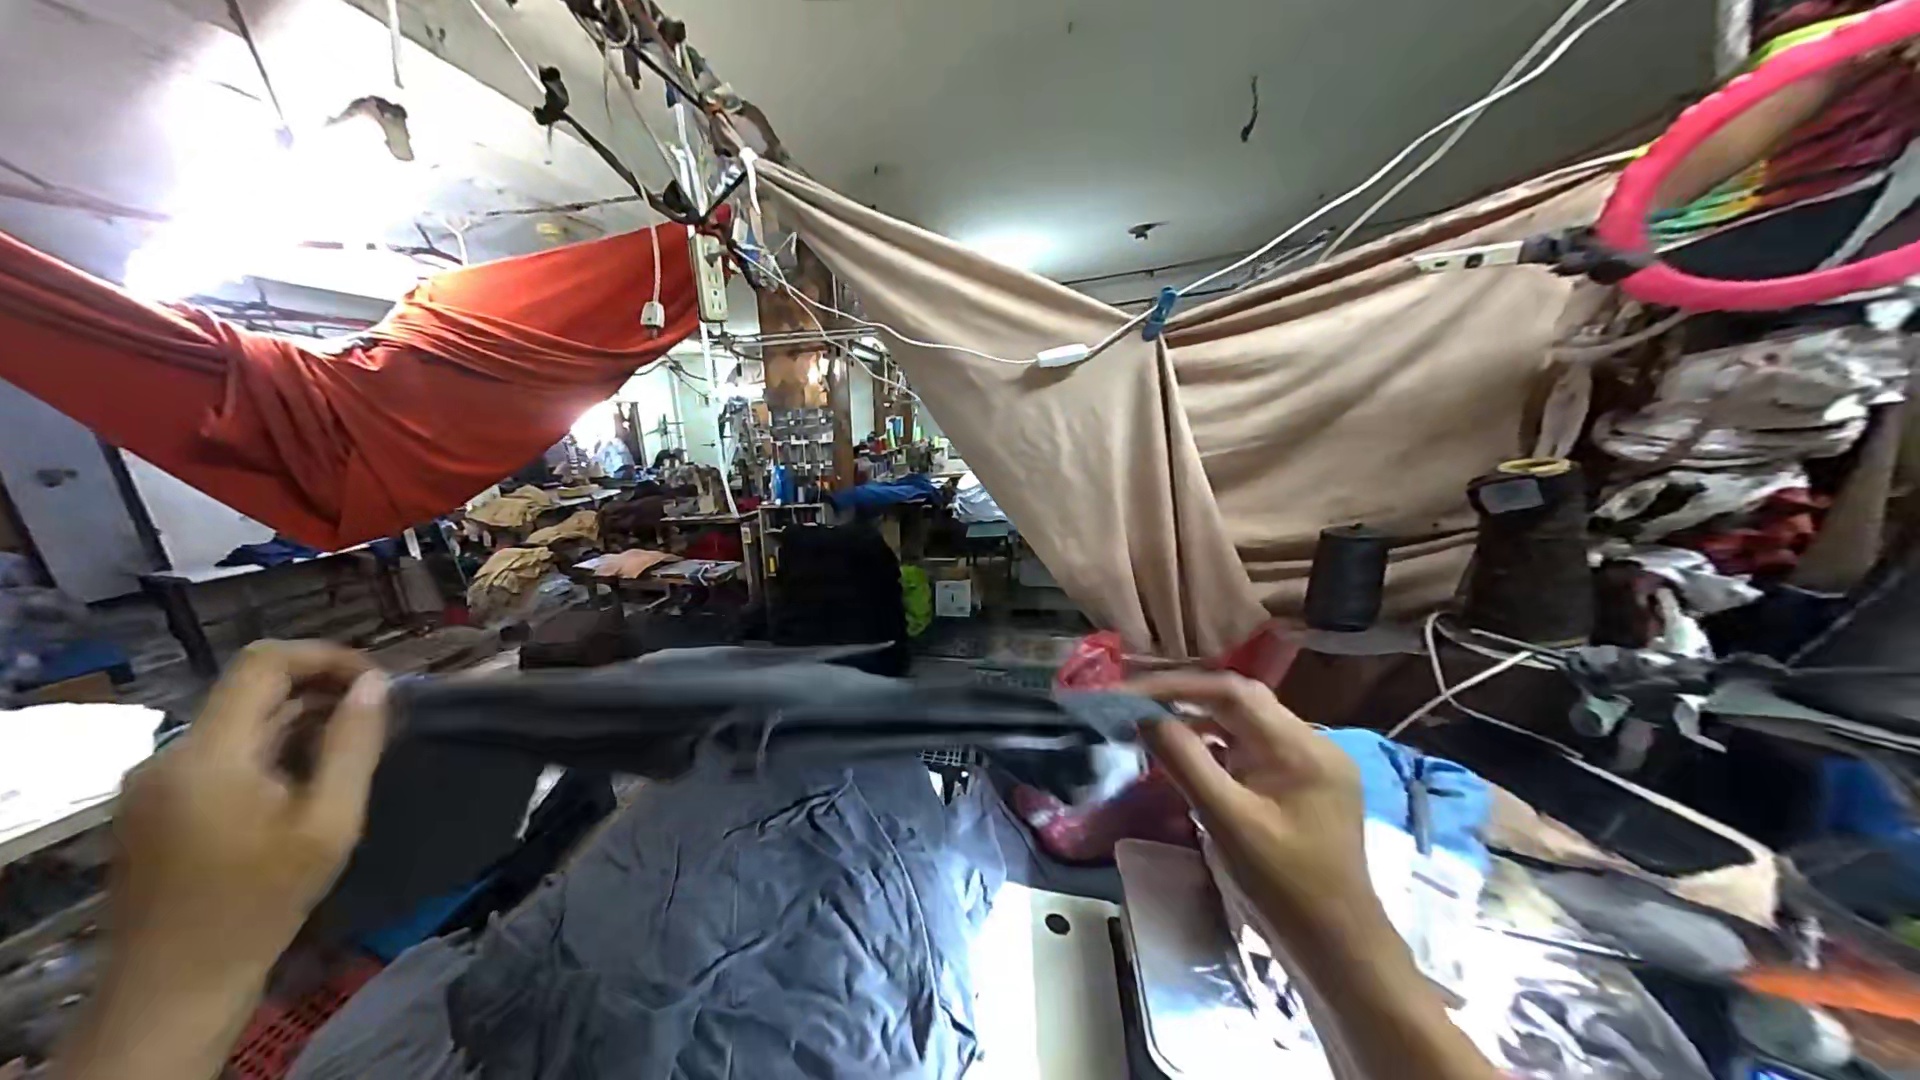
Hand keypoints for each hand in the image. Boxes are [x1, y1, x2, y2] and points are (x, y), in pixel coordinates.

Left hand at [111, 641, 387, 986]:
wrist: (178, 979)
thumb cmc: (265, 896)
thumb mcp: (331, 818)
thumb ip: (353, 743)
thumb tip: (375, 682)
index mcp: (208, 754)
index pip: (263, 663)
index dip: (327, 656)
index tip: (378, 681)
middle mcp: (172, 756)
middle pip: (255, 688)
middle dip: (326, 687)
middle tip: (383, 713)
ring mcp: (161, 781)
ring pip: (246, 719)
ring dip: (307, 716)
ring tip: (360, 741)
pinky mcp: (163, 802)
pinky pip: (230, 749)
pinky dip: (280, 743)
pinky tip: (317, 771)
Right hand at [1131, 672, 1372, 935]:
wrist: (1339, 950)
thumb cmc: (1283, 887)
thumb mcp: (1227, 821)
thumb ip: (1186, 762)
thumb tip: (1145, 717)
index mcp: (1301, 747)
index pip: (1231, 693)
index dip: (1175, 686)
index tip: (1129, 694)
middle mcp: (1311, 743)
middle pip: (1240, 701)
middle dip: (1185, 697)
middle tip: (1137, 704)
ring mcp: (1309, 763)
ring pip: (1244, 723)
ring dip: (1199, 720)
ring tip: (1154, 726)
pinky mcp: (1301, 782)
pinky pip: (1251, 748)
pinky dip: (1216, 746)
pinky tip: (1189, 756)